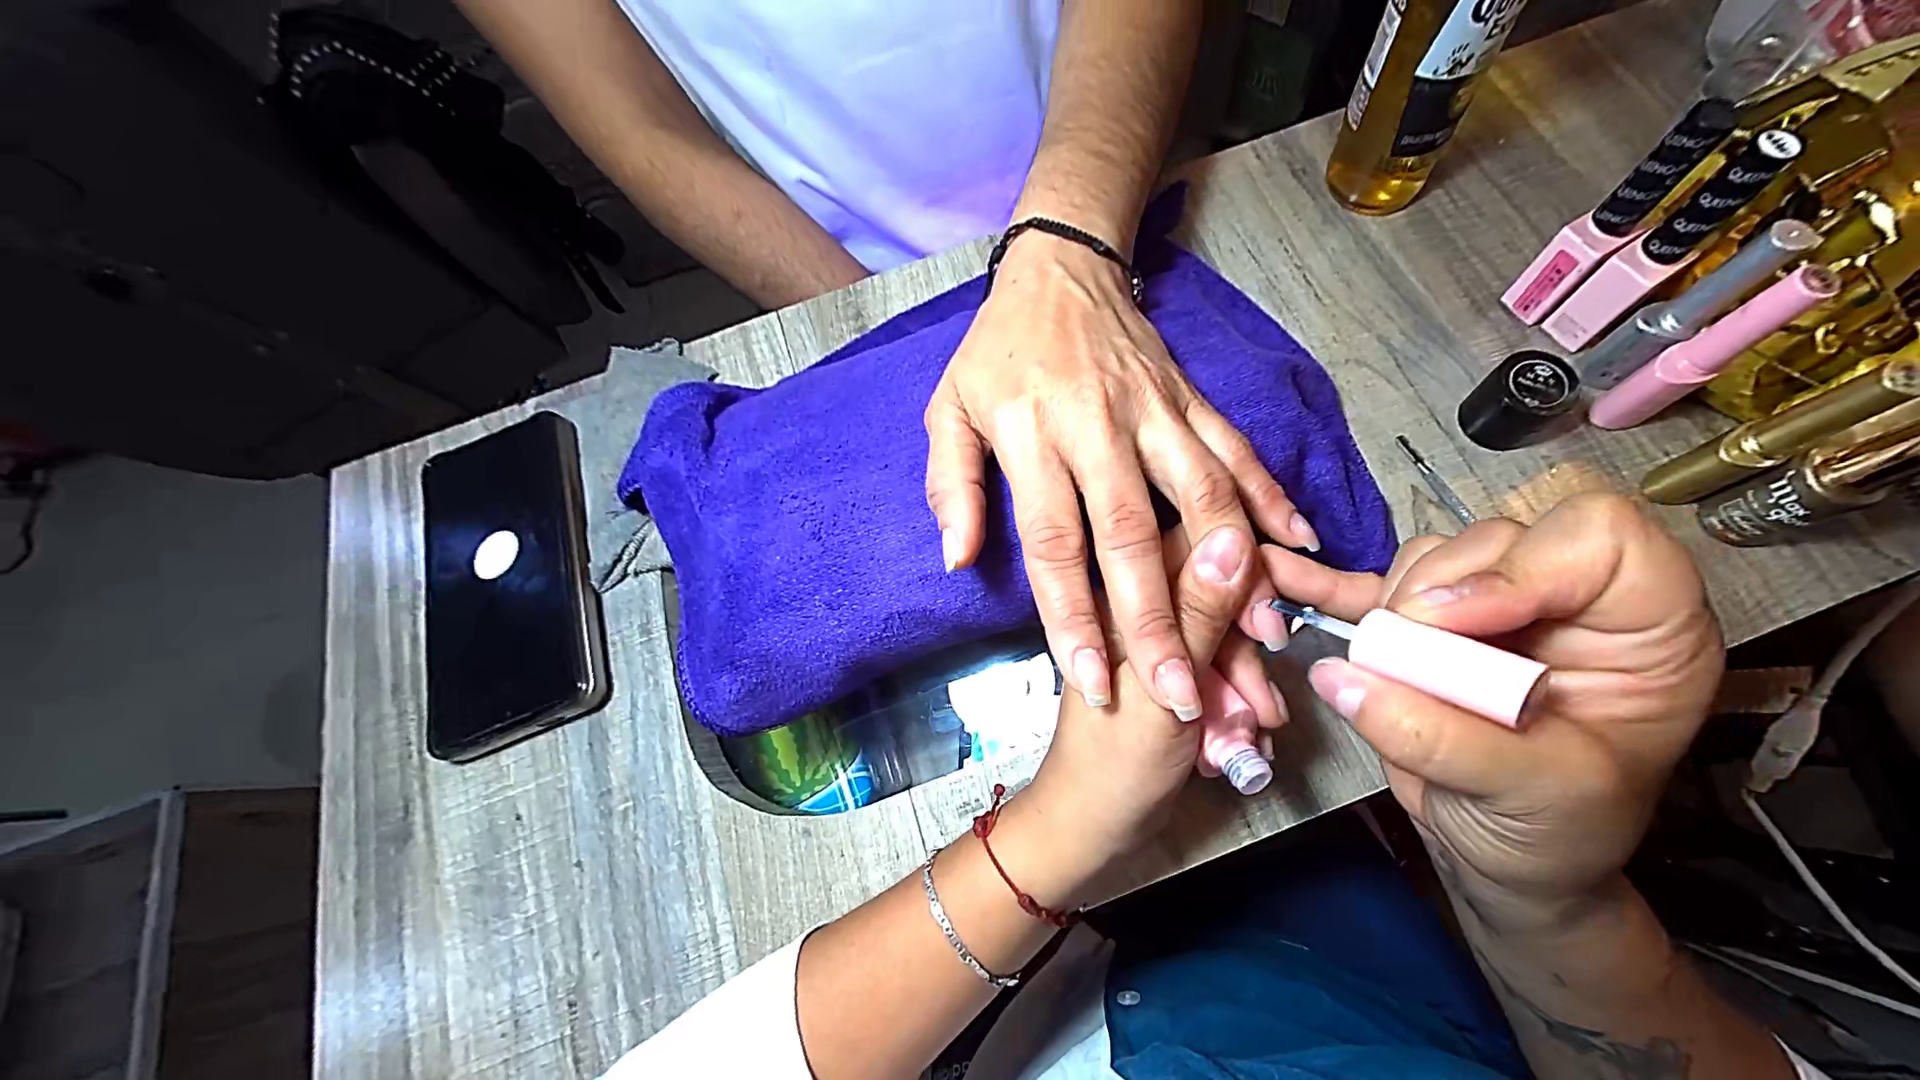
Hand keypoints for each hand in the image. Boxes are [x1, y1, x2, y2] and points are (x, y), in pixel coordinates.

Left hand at [923, 232, 1312, 720]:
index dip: (1074, 618)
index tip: (1094, 682)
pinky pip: (1235, 447)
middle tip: (1178, 694)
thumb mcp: (947, 410)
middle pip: (1132, 535)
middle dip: (1156, 621)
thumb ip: (952, 485)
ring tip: (1258, 636)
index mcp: (1031, 438)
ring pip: (1201, 494)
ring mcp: (1153, 409)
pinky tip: (1298, 543)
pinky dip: (1268, 494)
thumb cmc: (994, 352)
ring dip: (1232, 568)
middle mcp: (1098, 428)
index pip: (1055, 544)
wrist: (1056, 270)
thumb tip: (959, 561)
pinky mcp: (1189, 396)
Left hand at [1010, 524, 1259, 902]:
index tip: (1268, 633)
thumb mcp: (1162, 688)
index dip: (1241, 583)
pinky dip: (1235, 708)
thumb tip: (1232, 531)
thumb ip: (1197, 613)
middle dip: (1246, 659)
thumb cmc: (1115, 762)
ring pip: (1222, 643)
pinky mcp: (1169, 677)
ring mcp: (1154, 646)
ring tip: (1248, 741)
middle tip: (1261, 712)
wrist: (1091, 828)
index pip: (1192, 550)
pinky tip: (1242, 745)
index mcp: (1120, 599)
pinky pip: (1216, 674)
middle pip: (1215, 601)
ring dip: (1245, 692)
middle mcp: (1136, 611)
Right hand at [1262, 495, 1723, 924]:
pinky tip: (1287, 579)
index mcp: (1635, 628)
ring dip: (1389, 605)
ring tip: (1379, 664)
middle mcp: (1563, 600)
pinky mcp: (1419, 623)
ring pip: (1427, 560)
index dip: (1521, 564)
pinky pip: (1370, 586)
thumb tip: (1341, 679)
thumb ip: (1441, 736)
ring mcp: (1485, 607)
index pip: (1597, 540)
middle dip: (1436, 594)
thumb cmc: (1557, 829)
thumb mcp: (1530, 794)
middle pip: (1493, 542)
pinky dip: (1325, 586)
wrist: (1508, 852)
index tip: (1455, 622)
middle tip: (1403, 655)